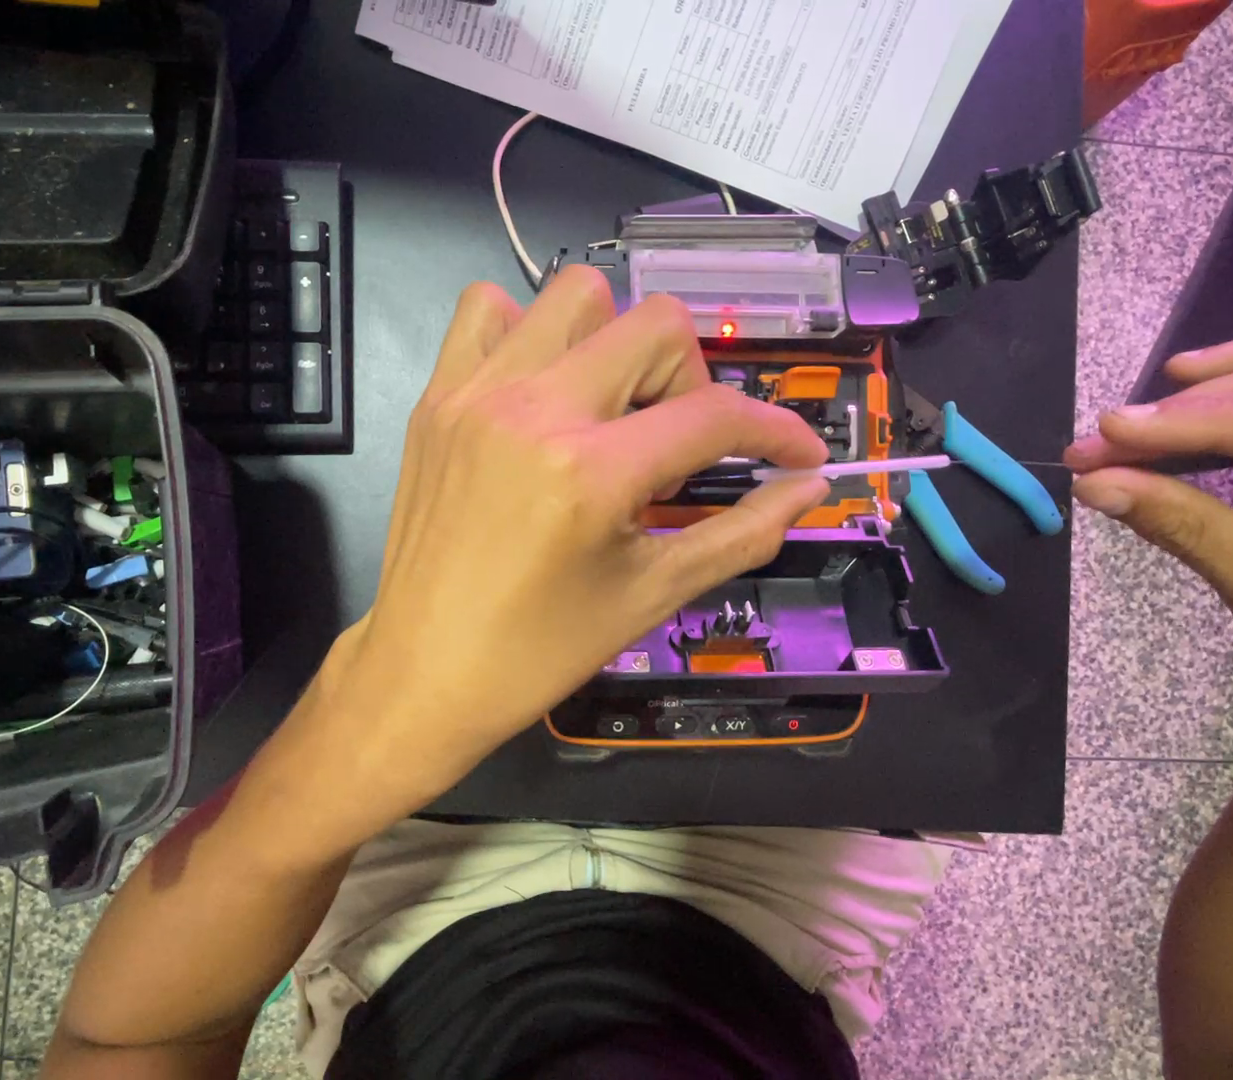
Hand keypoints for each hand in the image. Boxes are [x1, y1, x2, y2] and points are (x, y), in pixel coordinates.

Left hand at [319, 266, 827, 791]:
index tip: (796, 457)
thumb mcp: (651, 595)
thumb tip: (808, 488)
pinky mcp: (437, 398)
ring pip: (577, 295)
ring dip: (616, 342)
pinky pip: (487, 310)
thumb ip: (740, 533)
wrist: (424, 670)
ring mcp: (478, 394)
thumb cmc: (539, 650)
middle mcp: (535, 409)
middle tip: (676, 444)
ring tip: (608, 410)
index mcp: (593, 471)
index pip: (714, 415)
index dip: (776, 431)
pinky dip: (528, 331)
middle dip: (693, 380)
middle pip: (656, 324)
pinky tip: (539, 390)